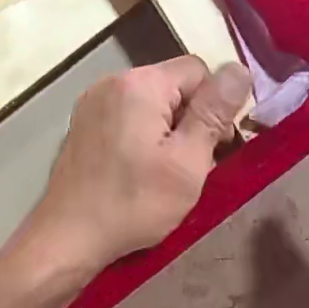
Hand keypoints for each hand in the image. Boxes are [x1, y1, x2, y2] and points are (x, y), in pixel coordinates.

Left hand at [24, 56, 251, 271]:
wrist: (69, 238)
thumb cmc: (134, 204)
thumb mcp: (187, 163)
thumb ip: (214, 113)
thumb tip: (239, 69)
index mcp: (140, 83)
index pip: (199, 70)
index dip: (215, 107)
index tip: (215, 148)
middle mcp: (112, 81)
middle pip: (173, 86)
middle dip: (191, 120)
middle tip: (193, 167)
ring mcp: (92, 104)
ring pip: (151, 104)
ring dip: (168, 132)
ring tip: (166, 173)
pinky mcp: (82, 126)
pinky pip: (127, 118)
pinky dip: (142, 138)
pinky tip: (140, 172)